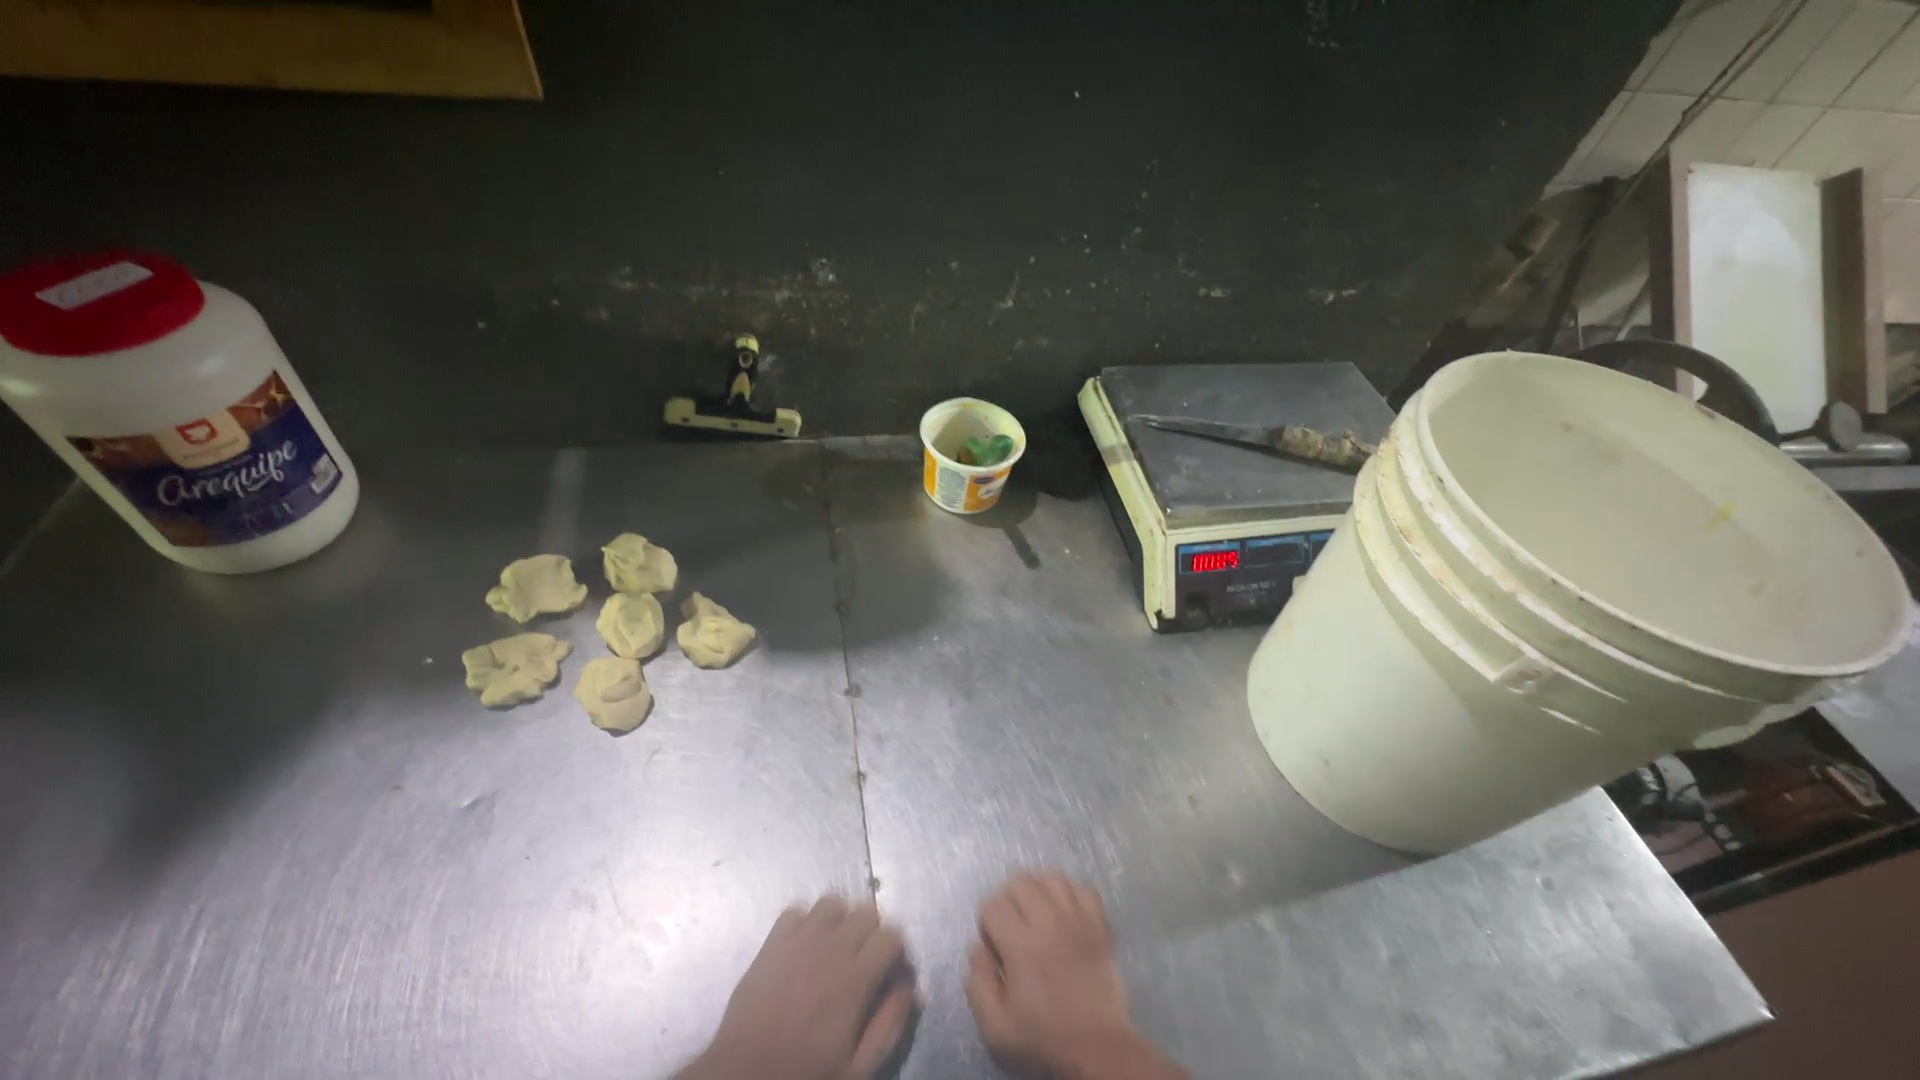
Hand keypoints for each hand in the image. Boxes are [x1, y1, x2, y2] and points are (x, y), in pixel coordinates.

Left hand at [681, 896, 916, 1079]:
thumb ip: (891, 1023)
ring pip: (831, 902)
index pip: (892, 934)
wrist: (747, 1074)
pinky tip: (804, 945)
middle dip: (872, 931)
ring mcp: (797, 942)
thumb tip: (910, 986)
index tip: (889, 969)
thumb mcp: (860, 1066)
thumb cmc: (808, 1072)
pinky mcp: (770, 944)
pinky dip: (805, 921)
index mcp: (856, 979)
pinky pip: (794, 911)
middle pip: (866, 911)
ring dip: (840, 919)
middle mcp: (830, 950)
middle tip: (864, 959)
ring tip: (835, 946)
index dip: (896, 950)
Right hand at [964, 871, 1155, 1077]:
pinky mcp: (1100, 926)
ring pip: (1052, 877)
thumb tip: (977, 948)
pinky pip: (1085, 890)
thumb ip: (978, 984)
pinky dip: (1072, 896)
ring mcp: (1078, 921)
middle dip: (1009, 899)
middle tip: (1013, 927)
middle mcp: (1049, 923)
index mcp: (1021, 946)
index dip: (987, 921)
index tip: (995, 945)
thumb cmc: (1044, 1037)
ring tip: (1038, 915)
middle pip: (1020, 881)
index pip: (993, 904)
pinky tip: (1066, 917)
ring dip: (1039, 890)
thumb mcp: (996, 1026)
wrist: (1097, 1048)